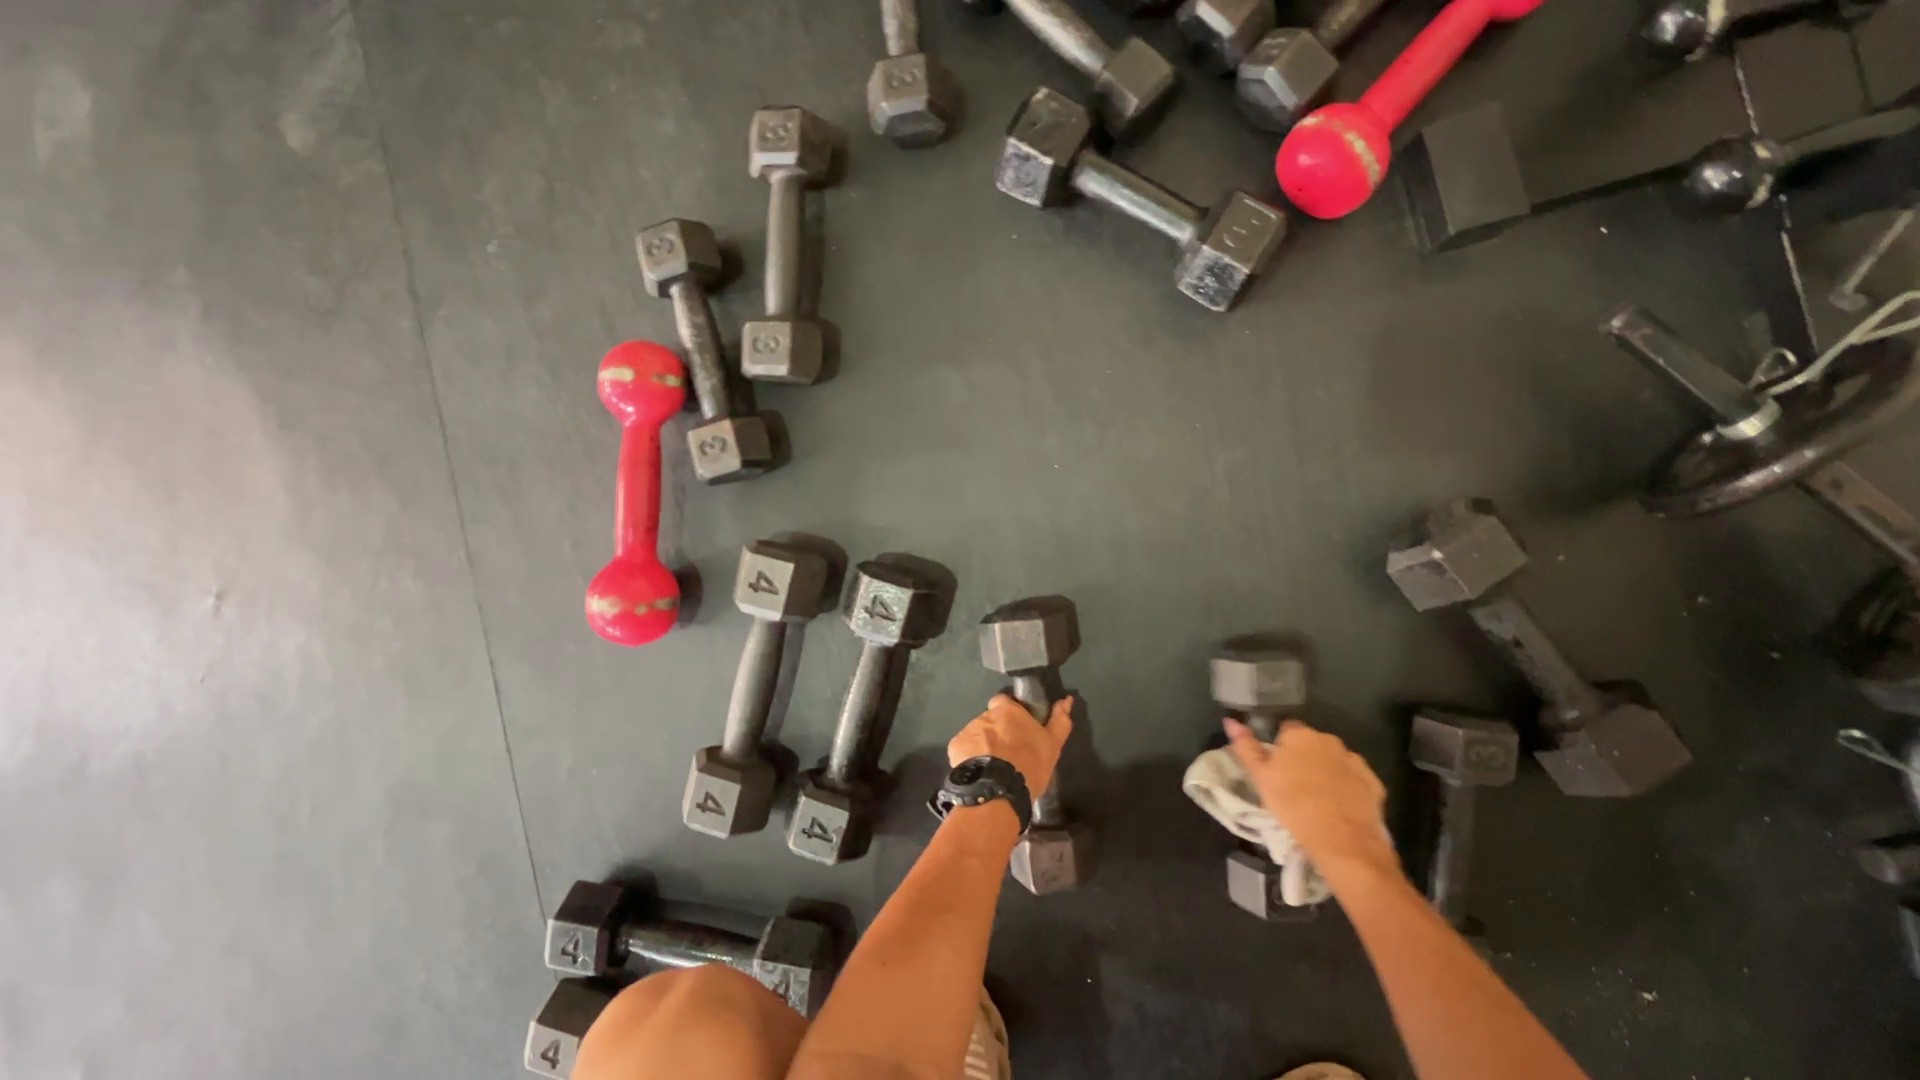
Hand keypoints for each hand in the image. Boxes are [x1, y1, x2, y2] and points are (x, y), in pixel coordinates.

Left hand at [949, 694, 1074, 797]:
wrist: (999, 791)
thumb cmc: (1029, 765)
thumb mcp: (1052, 745)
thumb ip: (1059, 720)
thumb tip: (1067, 699)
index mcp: (1008, 710)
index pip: (1004, 701)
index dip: (1010, 714)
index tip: (1017, 730)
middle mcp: (985, 715)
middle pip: (990, 719)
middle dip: (997, 731)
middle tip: (1007, 752)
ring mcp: (968, 730)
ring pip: (977, 734)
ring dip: (983, 744)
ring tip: (993, 766)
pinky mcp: (955, 747)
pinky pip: (963, 748)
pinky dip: (969, 756)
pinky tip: (980, 771)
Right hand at [1223, 718, 1397, 883]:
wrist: (1343, 840)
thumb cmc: (1293, 806)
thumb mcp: (1261, 778)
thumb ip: (1246, 747)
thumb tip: (1230, 720)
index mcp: (1299, 735)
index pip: (1287, 730)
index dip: (1280, 747)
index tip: (1277, 768)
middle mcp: (1329, 740)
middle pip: (1312, 744)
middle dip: (1305, 758)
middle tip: (1294, 785)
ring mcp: (1354, 760)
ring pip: (1334, 761)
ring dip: (1326, 771)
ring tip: (1318, 798)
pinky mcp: (1373, 782)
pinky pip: (1354, 779)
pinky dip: (1347, 787)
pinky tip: (1339, 807)